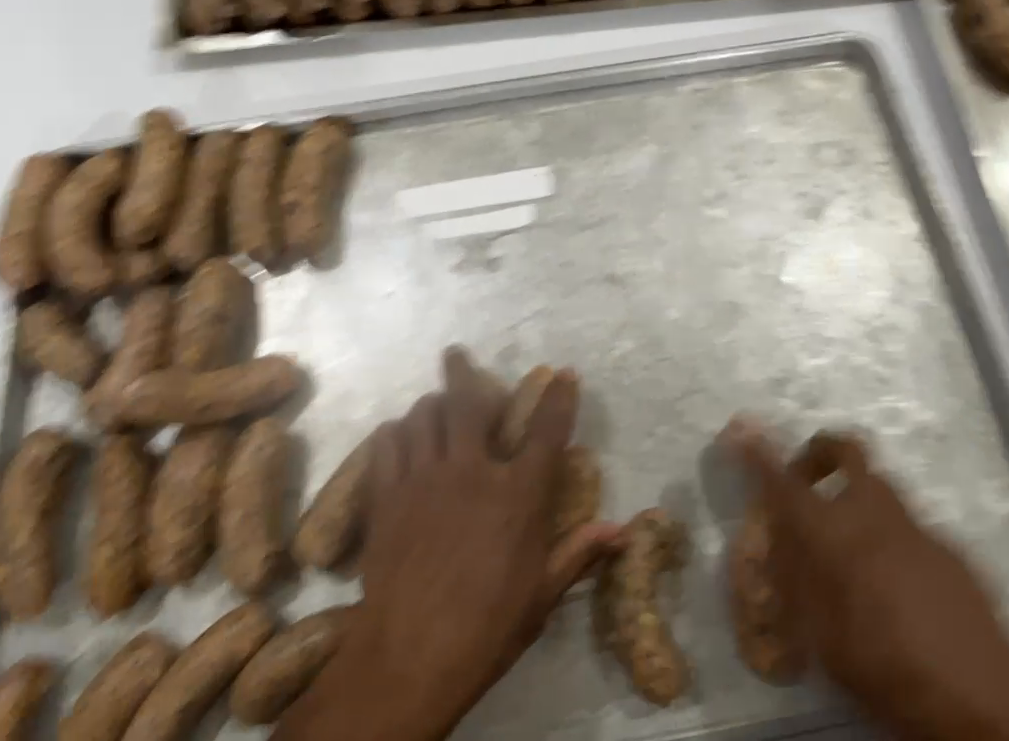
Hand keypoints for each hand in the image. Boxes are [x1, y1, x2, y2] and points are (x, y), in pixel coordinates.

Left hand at [275, 349, 618, 740]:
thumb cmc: (488, 627)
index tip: (563, 375)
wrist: (411, 654)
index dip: (558, 398)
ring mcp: (423, 479)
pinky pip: (387, 444)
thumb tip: (622, 531)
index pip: (546, 432)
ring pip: (422, 416)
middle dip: (464, 371)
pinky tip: (400, 439)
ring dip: (430, 405)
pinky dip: (396, 433)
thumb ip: (578, 553)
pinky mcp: (386, 496)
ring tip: (433, 406)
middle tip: (456, 354)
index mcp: (517, 495)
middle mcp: (471, 472)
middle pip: (466, 402)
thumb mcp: (542, 594)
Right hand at [721, 417, 1008, 740]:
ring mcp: (918, 527)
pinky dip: (888, 536)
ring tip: (846, 544)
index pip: (783, 479)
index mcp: (831, 533)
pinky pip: (908, 526)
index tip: (741, 429)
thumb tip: (779, 541)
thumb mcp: (818, 632)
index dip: (758, 451)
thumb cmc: (881, 667)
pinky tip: (892, 583)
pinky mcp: (950, 550)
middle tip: (806, 478)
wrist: (980, 696)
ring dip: (855, 495)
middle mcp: (873, 515)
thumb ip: (796, 577)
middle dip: (820, 450)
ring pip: (880, 486)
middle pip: (846, 450)